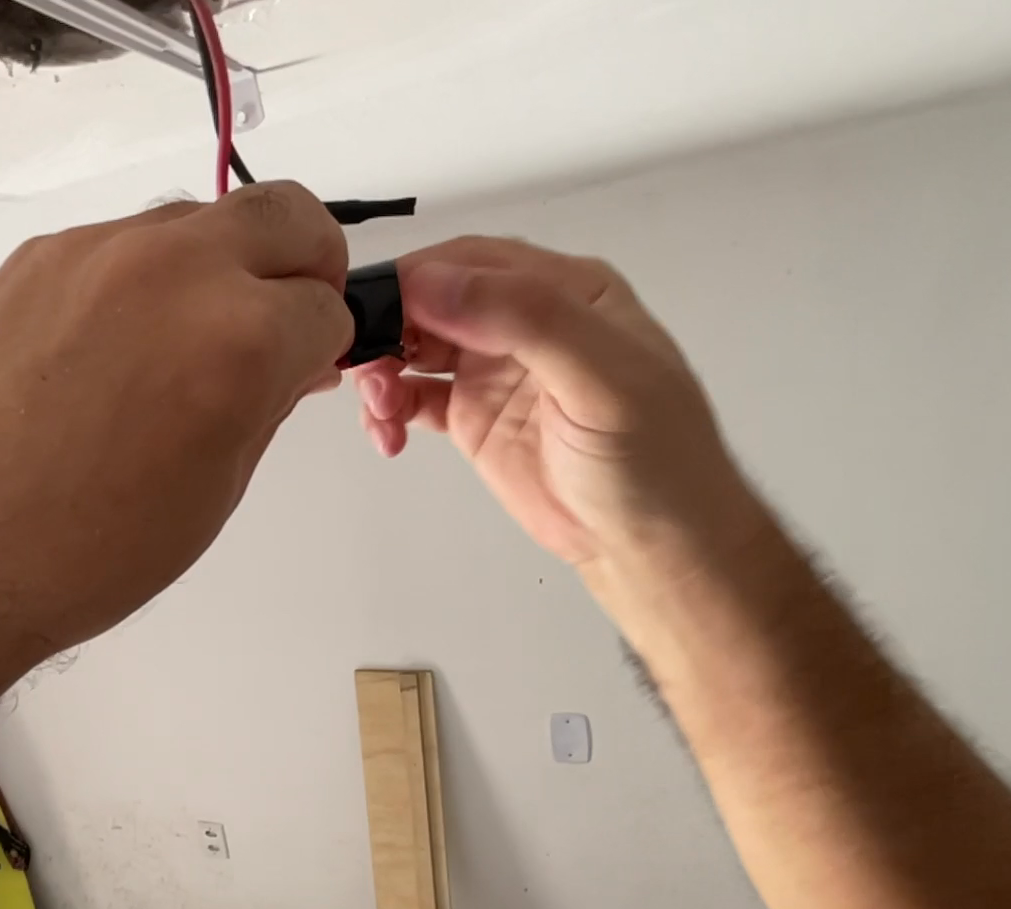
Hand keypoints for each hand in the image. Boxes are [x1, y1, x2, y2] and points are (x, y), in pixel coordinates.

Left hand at [0, 182, 352, 660]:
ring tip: (191, 347)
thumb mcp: (218, 487)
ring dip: (225, 270)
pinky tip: (123, 350)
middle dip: (306, 266)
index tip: (307, 368)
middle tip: (286, 322)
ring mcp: (98, 251)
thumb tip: (297, 358)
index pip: (327, 306)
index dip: (324, 345)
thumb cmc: (88, 551)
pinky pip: (129, 243)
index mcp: (238, 340)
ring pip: (205, 222)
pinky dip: (152, 280)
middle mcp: (173, 269)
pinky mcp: (40, 255)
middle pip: (288, 215)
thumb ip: (271, 403)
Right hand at [354, 236, 765, 571]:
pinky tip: (387, 436)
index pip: (474, 262)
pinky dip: (389, 411)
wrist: (645, 543)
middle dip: (389, 327)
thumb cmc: (648, 458)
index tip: (372, 312)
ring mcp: (492, 370)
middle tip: (362, 365)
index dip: (418, 280)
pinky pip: (414, 399)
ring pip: (415, 348)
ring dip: (383, 371)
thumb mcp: (601, 380)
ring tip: (380, 410)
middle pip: (434, 301)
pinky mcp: (471, 417)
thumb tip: (429, 283)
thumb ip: (524, 319)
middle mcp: (522, 323)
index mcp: (564, 291)